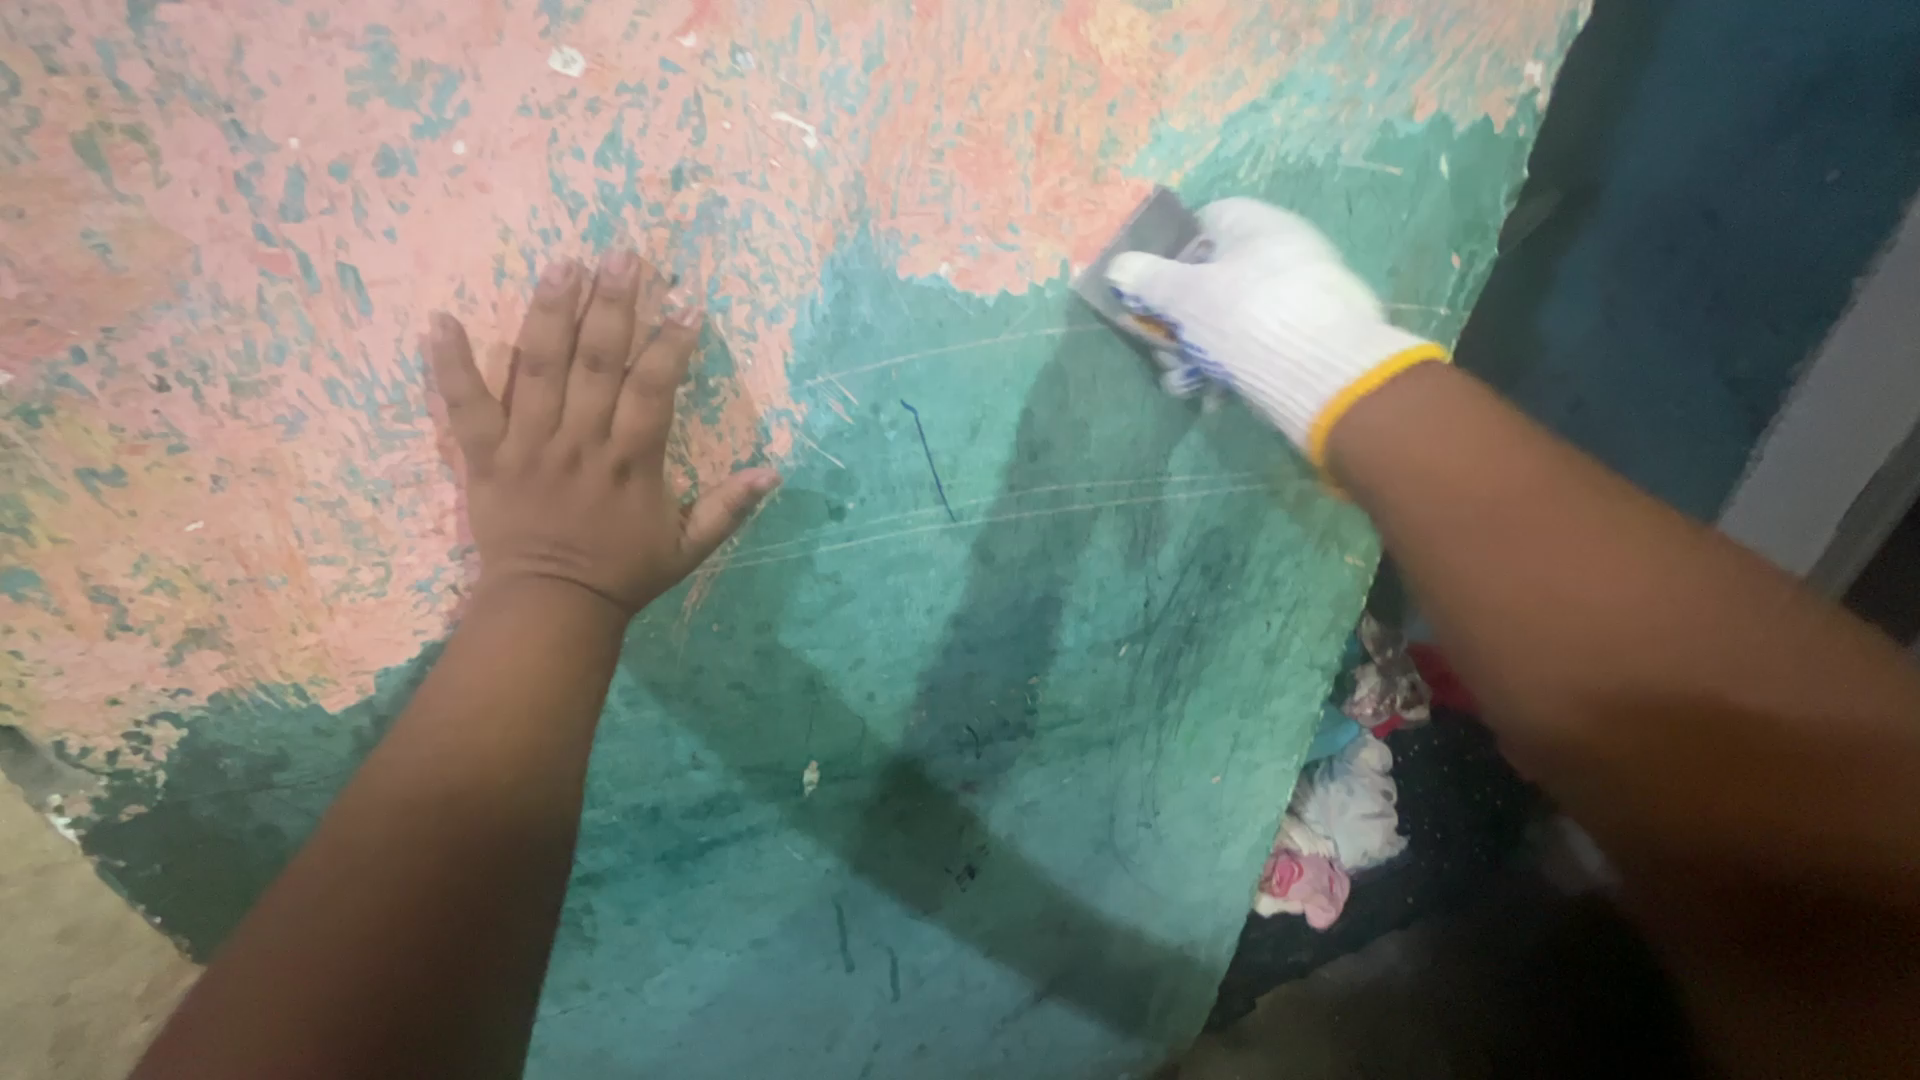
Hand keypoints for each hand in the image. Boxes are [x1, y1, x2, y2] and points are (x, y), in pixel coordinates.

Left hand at [426, 252, 780, 617]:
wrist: (551, 607)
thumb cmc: (624, 574)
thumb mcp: (689, 548)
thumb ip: (729, 508)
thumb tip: (773, 472)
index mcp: (632, 463)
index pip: (653, 390)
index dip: (671, 346)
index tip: (687, 305)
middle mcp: (581, 444)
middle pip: (597, 363)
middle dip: (613, 306)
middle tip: (623, 255)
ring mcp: (529, 447)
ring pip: (538, 370)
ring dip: (550, 314)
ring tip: (563, 263)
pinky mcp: (485, 458)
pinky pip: (465, 408)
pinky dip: (450, 365)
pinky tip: (440, 319)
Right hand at [1106, 198, 1448, 466]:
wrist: (1324, 371)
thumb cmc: (1245, 316)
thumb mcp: (1184, 297)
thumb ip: (1147, 281)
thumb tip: (1118, 266)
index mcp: (1255, 224)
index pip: (1205, 221)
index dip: (1171, 254)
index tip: (1153, 290)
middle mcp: (1281, 250)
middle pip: (1212, 277)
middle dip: (1178, 318)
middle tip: (1164, 350)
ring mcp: (1298, 293)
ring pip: (1229, 318)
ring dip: (1197, 351)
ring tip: (1187, 382)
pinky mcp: (1307, 334)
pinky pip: (1255, 343)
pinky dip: (1231, 366)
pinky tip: (1218, 396)